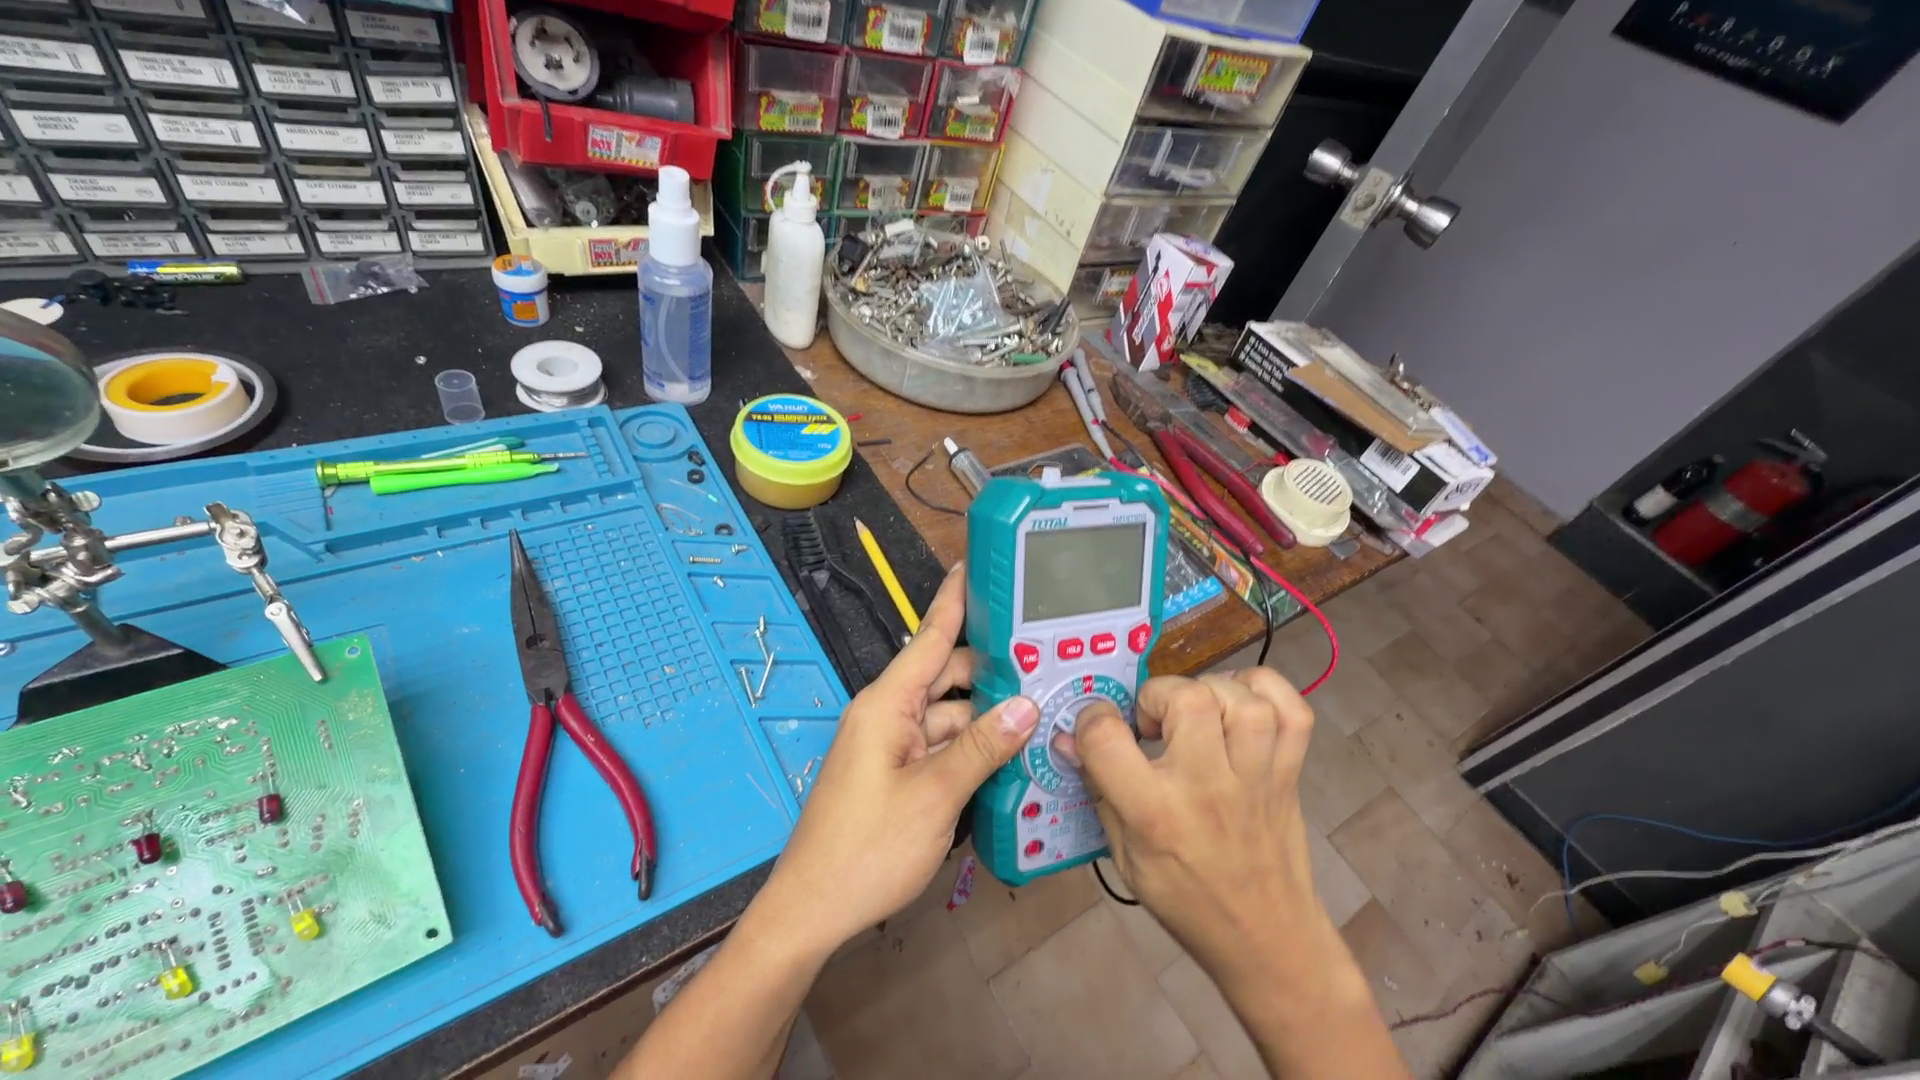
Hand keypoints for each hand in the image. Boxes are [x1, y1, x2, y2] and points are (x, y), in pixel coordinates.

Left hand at [760, 564, 1038, 957]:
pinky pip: (940, 748)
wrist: (813, 911)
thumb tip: (1027, 704)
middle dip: (993, 672)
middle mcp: (887, 716)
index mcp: (886, 705)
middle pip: (947, 678)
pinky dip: (971, 749)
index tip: (974, 563)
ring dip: (987, 718)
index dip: (954, 600)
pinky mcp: (896, 777)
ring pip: (949, 717)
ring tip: (1043, 713)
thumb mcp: (935, 795)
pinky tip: (1010, 756)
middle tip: (1049, 664)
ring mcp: (890, 749)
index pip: (930, 638)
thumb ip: (982, 746)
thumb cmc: (868, 847)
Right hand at [1057, 669, 1329, 986]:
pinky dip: (1267, 691)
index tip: (1099, 725)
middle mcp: (1207, 786)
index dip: (1091, 717)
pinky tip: (1241, 703)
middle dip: (1159, 694)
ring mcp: (1256, 777)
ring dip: (1211, 691)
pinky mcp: (1290, 773)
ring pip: (1241, 698)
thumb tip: (1069, 738)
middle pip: (1187, 699)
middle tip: (1154, 722)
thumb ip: (1100, 790)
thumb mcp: (1125, 856)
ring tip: (1197, 714)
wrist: (1266, 936)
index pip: (1107, 737)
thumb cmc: (1185, 898)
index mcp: (1155, 813)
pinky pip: (1292, 711)